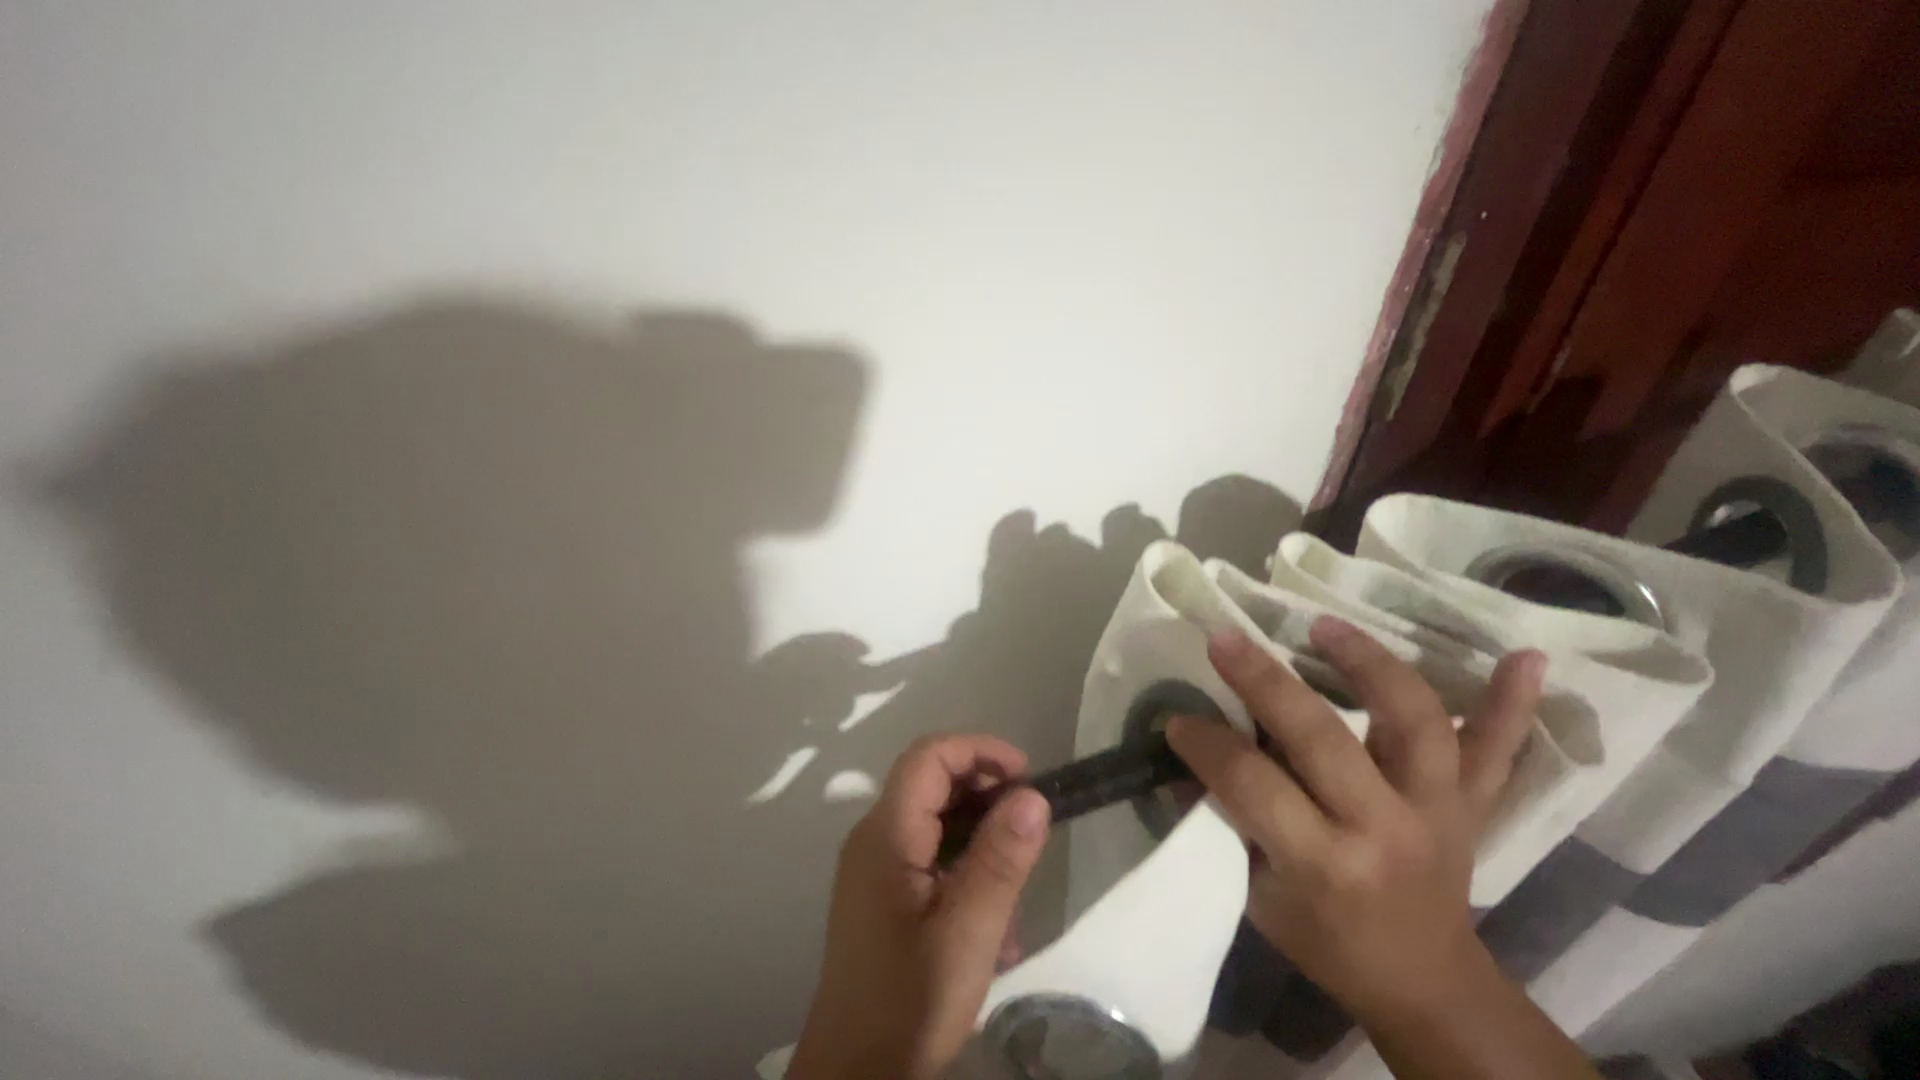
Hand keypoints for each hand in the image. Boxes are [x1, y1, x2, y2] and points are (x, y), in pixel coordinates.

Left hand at [789, 734, 1051, 1079]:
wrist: (856, 1072)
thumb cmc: (911, 1000)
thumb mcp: (969, 930)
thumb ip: (1001, 859)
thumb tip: (1033, 794)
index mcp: (886, 835)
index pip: (929, 756)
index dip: (980, 751)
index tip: (1029, 777)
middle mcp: (874, 841)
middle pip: (932, 785)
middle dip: (987, 797)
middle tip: (1032, 832)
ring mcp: (875, 871)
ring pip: (937, 826)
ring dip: (983, 845)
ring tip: (1017, 896)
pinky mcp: (883, 901)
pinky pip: (930, 863)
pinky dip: (967, 876)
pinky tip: (996, 929)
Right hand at [1166, 617, 1544, 1022]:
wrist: (1423, 980)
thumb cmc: (1328, 943)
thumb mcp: (1260, 897)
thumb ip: (1231, 824)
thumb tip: (1185, 761)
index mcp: (1325, 864)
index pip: (1254, 785)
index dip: (1207, 746)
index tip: (1175, 720)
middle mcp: (1386, 829)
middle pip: (1323, 738)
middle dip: (1265, 682)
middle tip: (1224, 640)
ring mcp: (1439, 810)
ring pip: (1415, 722)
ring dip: (1372, 664)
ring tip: (1326, 626)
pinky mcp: (1472, 805)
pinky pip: (1500, 752)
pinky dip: (1514, 705)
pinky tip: (1526, 657)